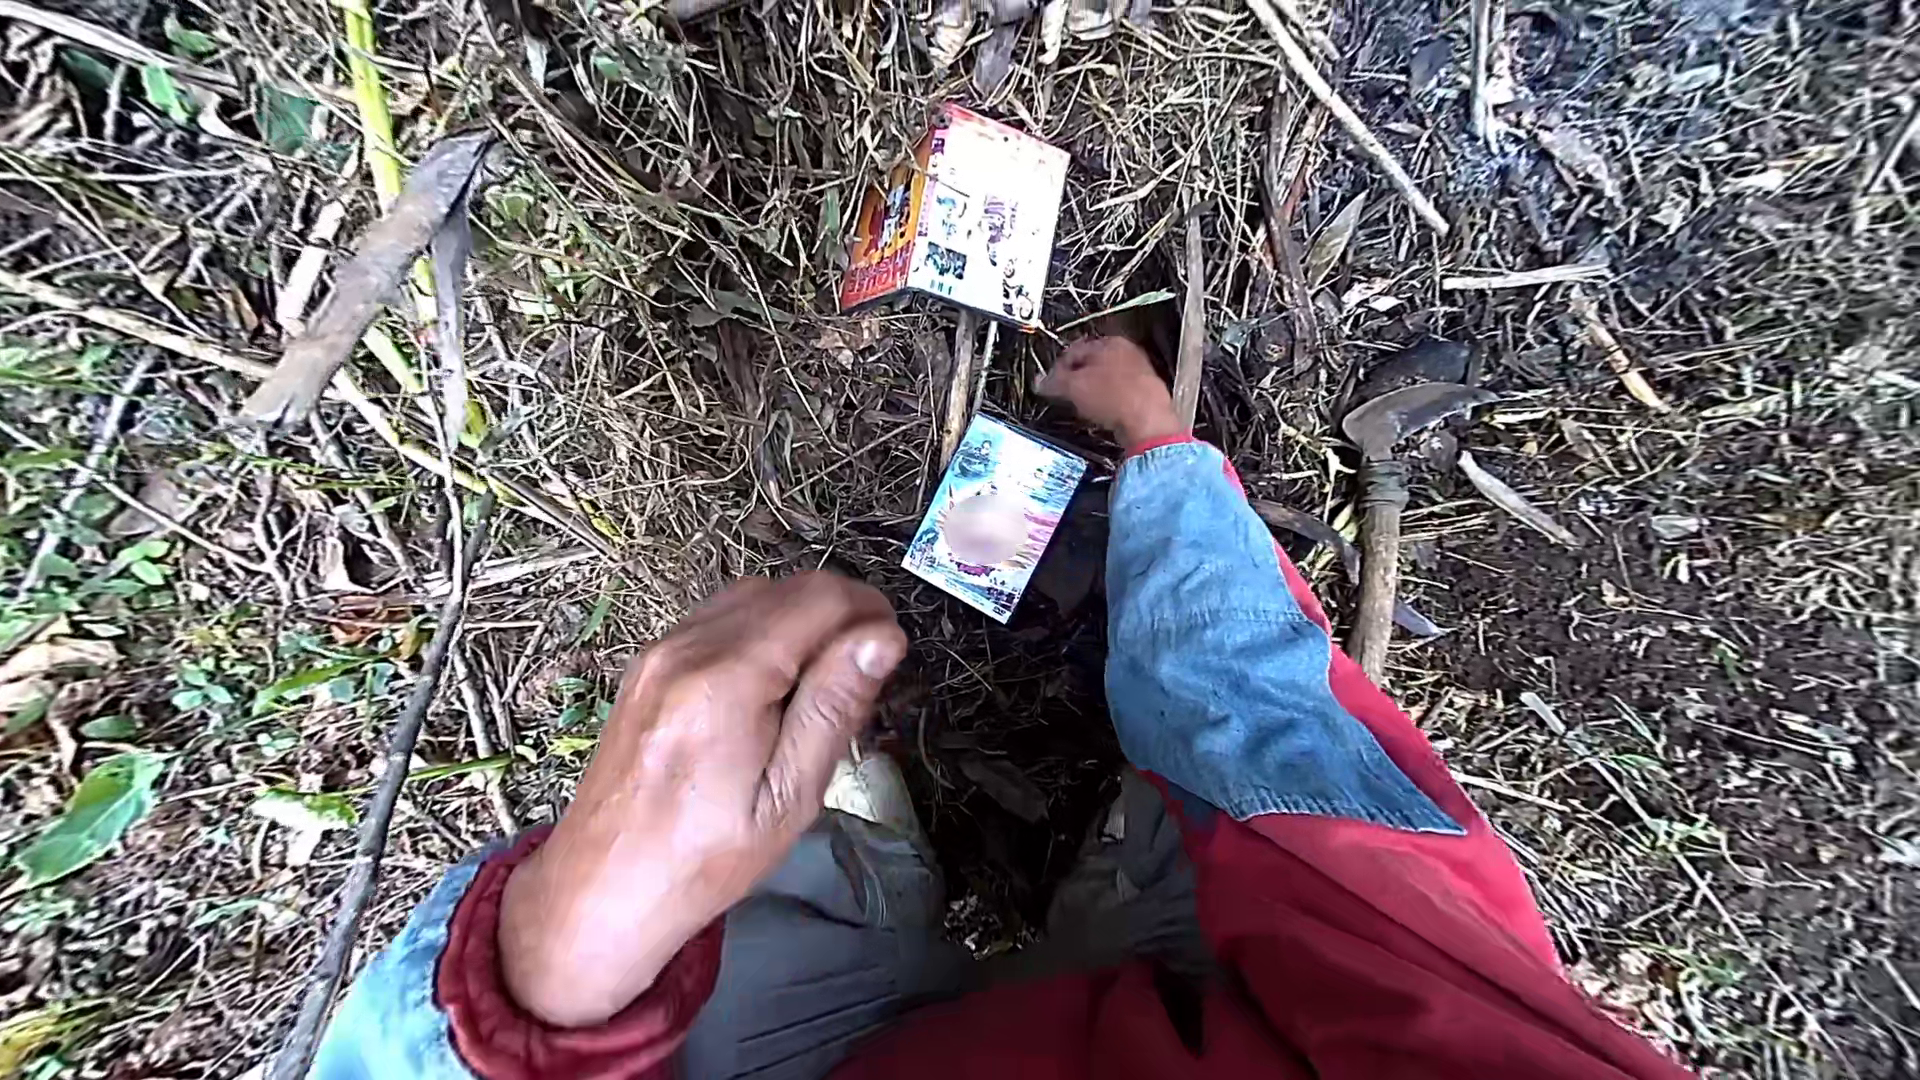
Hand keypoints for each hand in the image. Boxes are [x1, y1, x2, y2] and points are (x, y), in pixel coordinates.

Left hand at [497, 572, 907, 1026]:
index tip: (890, 652)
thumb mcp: (790, 793)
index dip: (869, 611)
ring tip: (825, 672)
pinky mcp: (655, 655)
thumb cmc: (708, 856)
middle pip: (793, 586)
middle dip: (844, 610)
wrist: (600, 889)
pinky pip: (729, 610)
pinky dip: (770, 622)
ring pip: (762, 591)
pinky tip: (777, 671)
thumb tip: (884, 636)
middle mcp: (691, 643)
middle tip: (864, 668)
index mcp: (727, 678)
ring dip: (808, 614)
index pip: (821, 599)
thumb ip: (836, 703)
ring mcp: (665, 644)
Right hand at [1035, 336, 1182, 447]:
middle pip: (1091, 363)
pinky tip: (1104, 414)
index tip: (1050, 385)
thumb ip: (1053, 382)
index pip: (1074, 350)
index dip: (1058, 367)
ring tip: (1084, 407)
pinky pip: (1119, 393)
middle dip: (1076, 379)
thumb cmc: (1110, 396)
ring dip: (1092, 392)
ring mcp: (1140, 371)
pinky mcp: (1146, 392)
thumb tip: (1039, 381)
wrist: (1147, 421)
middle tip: (1065, 396)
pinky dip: (1108, 401)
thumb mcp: (1073, 388)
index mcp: (1109, 342)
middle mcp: (1127, 351)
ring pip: (1106, 379)